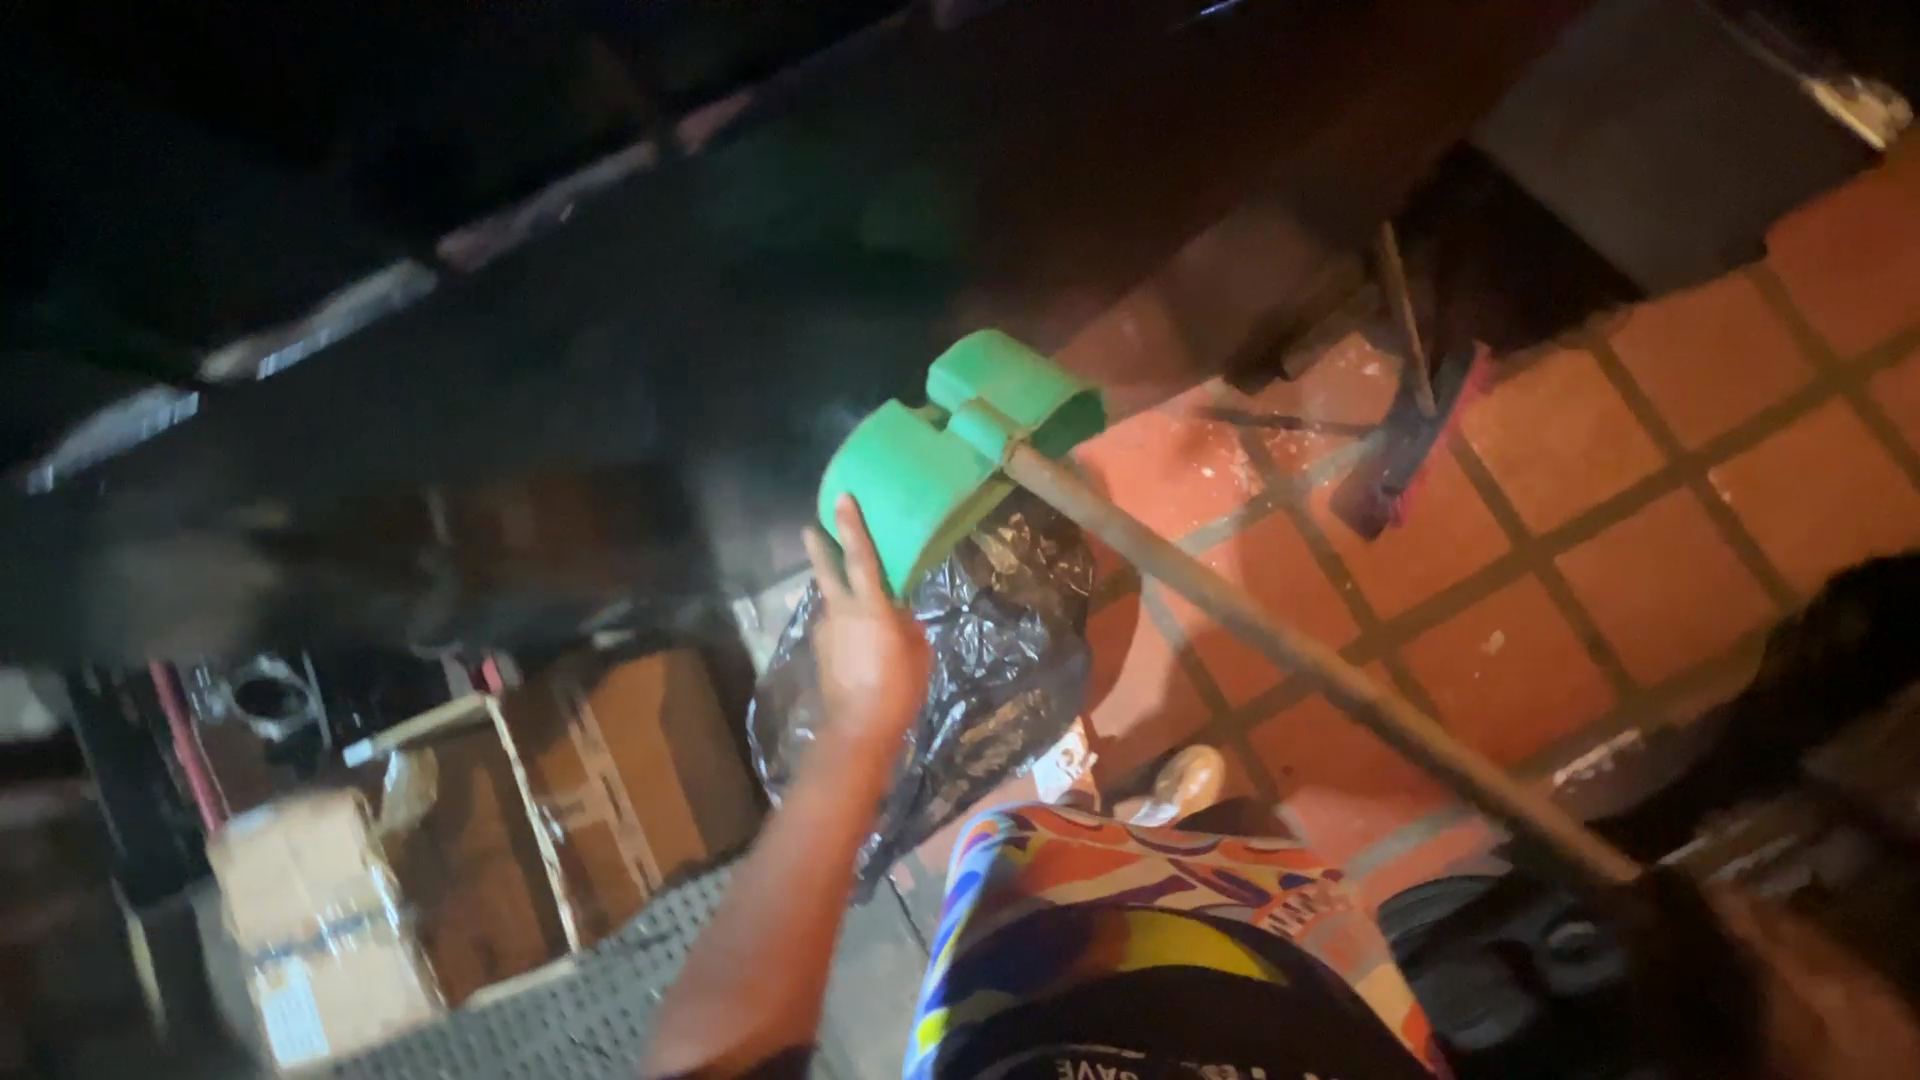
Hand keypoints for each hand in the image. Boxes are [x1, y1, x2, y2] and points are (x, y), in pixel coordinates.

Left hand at [802, 495, 931, 748]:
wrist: (859, 729)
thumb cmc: (898, 689)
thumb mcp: (918, 652)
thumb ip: (907, 625)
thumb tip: (898, 614)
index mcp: (870, 607)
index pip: (861, 557)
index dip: (852, 526)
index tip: (842, 498)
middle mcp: (841, 612)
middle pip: (827, 570)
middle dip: (819, 546)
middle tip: (811, 525)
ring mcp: (826, 632)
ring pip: (832, 601)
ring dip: (840, 595)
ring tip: (861, 608)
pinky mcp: (821, 650)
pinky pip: (835, 626)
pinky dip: (845, 624)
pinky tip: (859, 643)